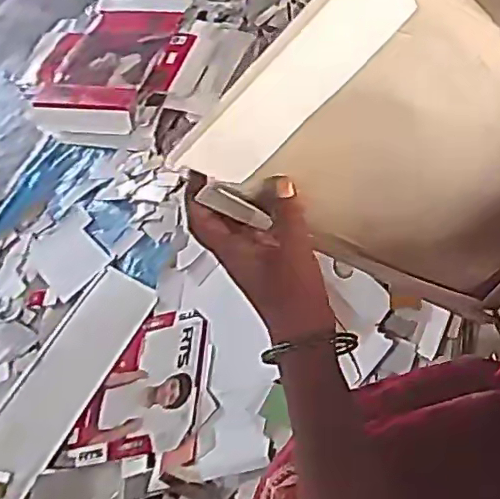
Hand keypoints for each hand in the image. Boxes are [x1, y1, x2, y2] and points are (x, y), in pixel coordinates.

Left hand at [185, 173, 335, 344]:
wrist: (304, 328)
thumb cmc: (291, 300)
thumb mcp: (292, 247)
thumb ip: (286, 214)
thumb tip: (281, 187)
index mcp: (230, 250)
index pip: (199, 216)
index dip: (195, 192)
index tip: (201, 170)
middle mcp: (236, 254)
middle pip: (217, 219)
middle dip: (221, 194)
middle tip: (231, 172)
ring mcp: (252, 260)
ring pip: (239, 226)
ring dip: (245, 205)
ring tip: (260, 185)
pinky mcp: (270, 264)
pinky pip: (260, 234)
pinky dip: (267, 218)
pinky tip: (284, 212)